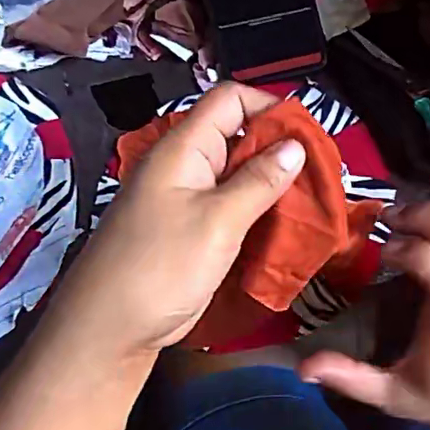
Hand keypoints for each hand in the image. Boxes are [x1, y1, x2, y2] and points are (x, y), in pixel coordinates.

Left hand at [48, 84, 304, 356]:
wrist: (110, 329)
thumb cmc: (159, 268)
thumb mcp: (218, 221)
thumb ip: (259, 181)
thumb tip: (296, 146)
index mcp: (184, 149)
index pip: (231, 100)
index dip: (270, 107)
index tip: (307, 136)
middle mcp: (187, 165)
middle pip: (240, 135)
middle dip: (282, 149)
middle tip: (319, 174)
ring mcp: (190, 197)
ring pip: (241, 173)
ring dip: (276, 182)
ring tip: (311, 200)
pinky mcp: (195, 226)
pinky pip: (235, 203)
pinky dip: (262, 208)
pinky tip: (287, 224)